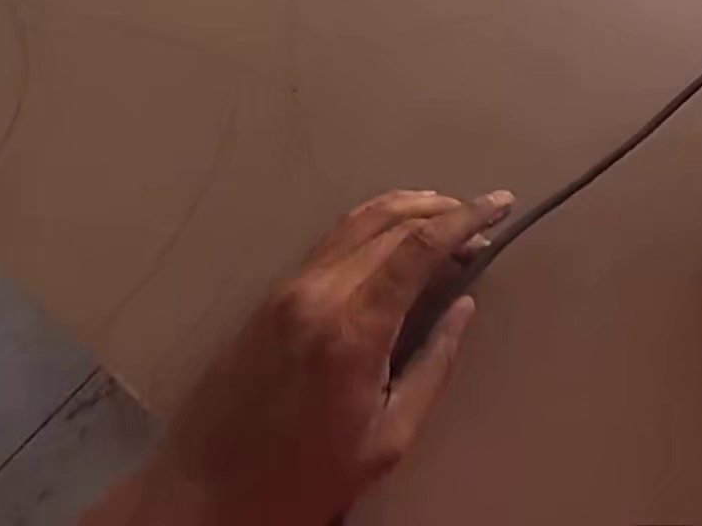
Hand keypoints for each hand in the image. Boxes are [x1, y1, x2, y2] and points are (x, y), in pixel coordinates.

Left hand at [86, 189, 514, 525]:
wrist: (199, 496)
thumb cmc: (305, 477)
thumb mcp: (389, 439)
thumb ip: (435, 363)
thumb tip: (466, 303)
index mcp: (353, 327)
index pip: (420, 246)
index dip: (467, 218)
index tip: (502, 204)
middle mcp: (322, 289)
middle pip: (396, 221)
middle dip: (448, 211)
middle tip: (483, 222)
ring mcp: (294, 283)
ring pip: (365, 216)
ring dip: (415, 204)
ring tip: (450, 213)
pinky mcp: (278, 288)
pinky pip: (340, 233)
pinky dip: (381, 218)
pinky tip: (401, 228)